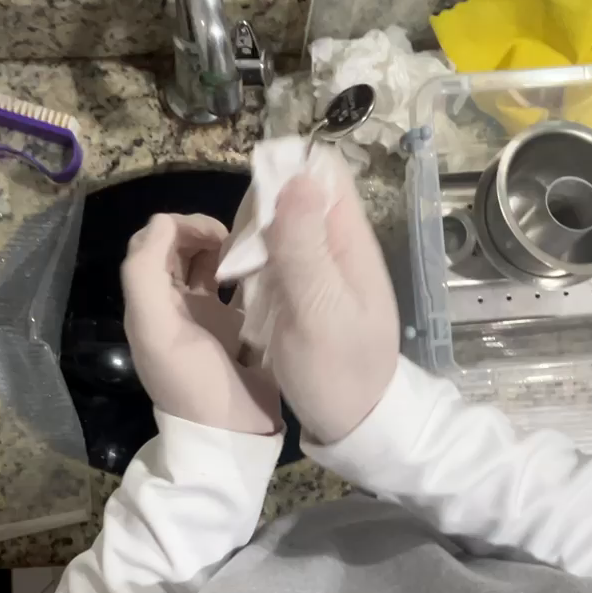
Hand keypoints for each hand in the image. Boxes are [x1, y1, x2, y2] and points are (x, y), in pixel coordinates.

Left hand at [121, 213, 281, 435]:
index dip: (177, 226)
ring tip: (251, 256)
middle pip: (182, 248)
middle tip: (234, 243)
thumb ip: (145, 272)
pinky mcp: (238, 328)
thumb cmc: (192, 380)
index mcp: (150, 301)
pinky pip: (240, 288)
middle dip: (204, 233)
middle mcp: (175, 304)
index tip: (212, 234)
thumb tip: (163, 222)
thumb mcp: (154, 328)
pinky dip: (248, 273)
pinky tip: (264, 274)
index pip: (152, 242)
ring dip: (228, 250)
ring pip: (212, 264)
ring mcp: (208, 316)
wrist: (231, 431)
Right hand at [260, 150, 399, 443]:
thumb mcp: (318, 311)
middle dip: (262, 210)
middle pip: (297, 194)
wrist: (354, 421)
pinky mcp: (307, 291)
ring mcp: (323, 269)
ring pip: (282, 226)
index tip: (255, 206)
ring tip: (237, 274)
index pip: (324, 171)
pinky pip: (277, 258)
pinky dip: (255, 264)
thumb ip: (305, 248)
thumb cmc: (337, 372)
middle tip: (242, 253)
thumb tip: (296, 179)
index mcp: (349, 241)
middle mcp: (338, 246)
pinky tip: (242, 289)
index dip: (286, 172)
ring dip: (254, 240)